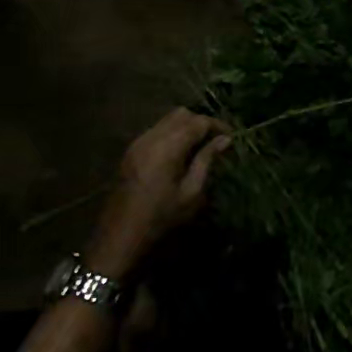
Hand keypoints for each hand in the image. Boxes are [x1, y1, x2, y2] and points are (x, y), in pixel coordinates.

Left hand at [86, 109, 231, 277]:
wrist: (119, 237)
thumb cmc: (160, 218)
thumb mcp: (191, 193)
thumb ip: (207, 160)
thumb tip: (224, 139)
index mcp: (167, 146)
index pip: (198, 121)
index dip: (217, 125)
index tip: (231, 137)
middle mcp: (151, 137)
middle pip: (181, 114)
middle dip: (201, 123)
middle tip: (216, 141)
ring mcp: (138, 142)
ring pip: (167, 121)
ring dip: (186, 127)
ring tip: (201, 147)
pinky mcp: (131, 151)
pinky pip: (156, 131)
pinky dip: (172, 134)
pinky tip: (181, 154)